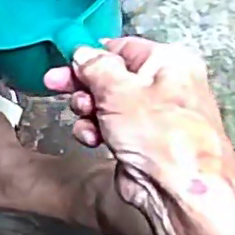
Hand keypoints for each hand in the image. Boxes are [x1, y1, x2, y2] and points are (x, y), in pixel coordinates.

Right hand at [42, 38, 234, 212]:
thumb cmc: (164, 138)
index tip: (62, 66)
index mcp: (169, 63)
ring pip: (102, 102)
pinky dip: (93, 131)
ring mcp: (150, 114)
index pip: (120, 48)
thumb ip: (96, 66)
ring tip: (89, 123)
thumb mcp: (120, 90)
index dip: (88, 57)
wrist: (176, 187)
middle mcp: (163, 85)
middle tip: (58, 89)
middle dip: (82, 87)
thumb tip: (83, 53)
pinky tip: (94, 140)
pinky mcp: (137, 138)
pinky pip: (105, 126)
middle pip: (108, 76)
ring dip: (86, 113)